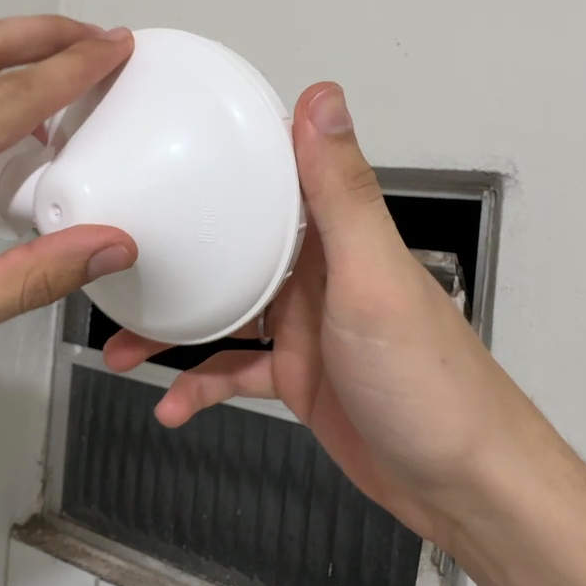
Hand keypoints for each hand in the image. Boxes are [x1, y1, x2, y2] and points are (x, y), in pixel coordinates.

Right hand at [102, 82, 543, 546]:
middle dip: (178, 260)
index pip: (276, 183)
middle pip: (233, 253)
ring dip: (173, 333)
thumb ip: (341, 194)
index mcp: (337, 241)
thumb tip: (323, 99)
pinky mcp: (298, 377)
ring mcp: (306, 330)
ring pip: (222, 317)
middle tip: (122, 266)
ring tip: (124, 349)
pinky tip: (172, 406)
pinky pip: (233, 374)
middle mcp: (319, 278)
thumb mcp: (373, 279)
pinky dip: (200, 388)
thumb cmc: (431, 383)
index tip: (170, 151)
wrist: (464, 486)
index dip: (227, 164)